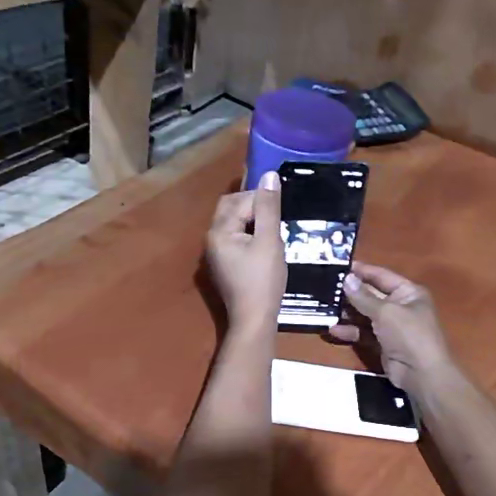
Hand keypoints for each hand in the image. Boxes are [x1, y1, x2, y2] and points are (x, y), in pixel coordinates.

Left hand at [205, 170, 284, 331]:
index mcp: (219, 230)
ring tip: (275, 228)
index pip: (240, 200)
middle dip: (254, 205)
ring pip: (234, 224)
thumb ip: (268, 208)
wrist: (254, 320)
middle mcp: (212, 239)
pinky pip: (236, 239)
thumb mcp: (270, 241)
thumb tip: (269, 176)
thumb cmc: (263, 280)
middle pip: (231, 208)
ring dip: (254, 220)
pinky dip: (251, 234)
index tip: (282, 207)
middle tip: (278, 213)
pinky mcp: (225, 265)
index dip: (262, 199)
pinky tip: (267, 244)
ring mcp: (216, 253)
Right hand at [330, 262, 454, 390]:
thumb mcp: (385, 312)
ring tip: (325, 308)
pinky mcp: (382, 343)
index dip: (362, 271)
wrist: (421, 373)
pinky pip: (363, 333)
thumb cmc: (408, 334)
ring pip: (365, 315)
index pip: (382, 276)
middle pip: (371, 295)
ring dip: (347, 313)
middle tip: (326, 287)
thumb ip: (363, 296)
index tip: (340, 266)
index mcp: (408, 292)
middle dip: (350, 293)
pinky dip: (350, 331)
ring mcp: (391, 326)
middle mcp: (400, 306)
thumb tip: (347, 278)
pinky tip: (333, 330)